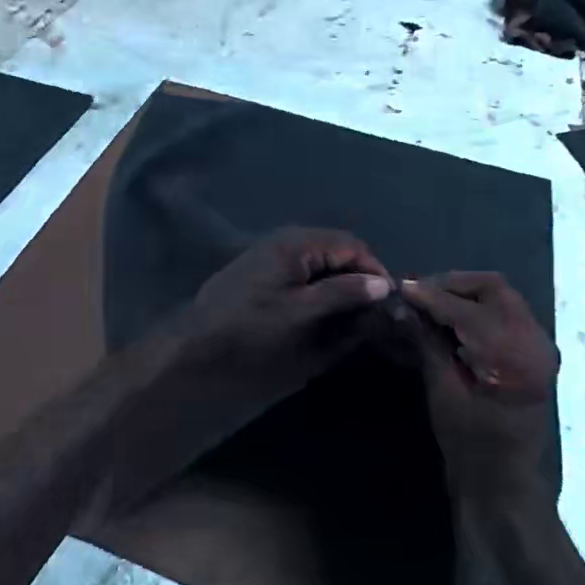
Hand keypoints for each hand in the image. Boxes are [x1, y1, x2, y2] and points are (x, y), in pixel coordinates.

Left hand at [99, 228, 391, 513]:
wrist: (195, 344)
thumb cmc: (251, 329)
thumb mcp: (302, 314)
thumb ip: (343, 294)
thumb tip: (383, 284)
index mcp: (297, 242)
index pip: (352, 245)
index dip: (375, 271)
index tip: (389, 303)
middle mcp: (286, 239)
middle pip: (338, 250)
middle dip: (358, 278)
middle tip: (372, 313)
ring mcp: (272, 253)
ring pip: (321, 263)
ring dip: (339, 285)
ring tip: (350, 318)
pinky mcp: (263, 271)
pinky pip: (303, 272)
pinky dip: (319, 289)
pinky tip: (321, 313)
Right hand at [402, 272, 560, 510]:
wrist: (505, 482)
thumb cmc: (471, 443)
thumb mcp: (443, 390)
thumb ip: (427, 341)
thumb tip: (403, 305)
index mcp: (514, 355)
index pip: (466, 309)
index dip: (430, 295)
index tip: (400, 287)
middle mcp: (535, 341)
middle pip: (491, 288)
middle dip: (450, 284)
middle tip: (417, 293)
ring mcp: (539, 345)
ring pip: (500, 296)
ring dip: (463, 293)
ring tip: (430, 302)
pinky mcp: (533, 350)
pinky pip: (505, 311)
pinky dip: (476, 306)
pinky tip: (450, 317)